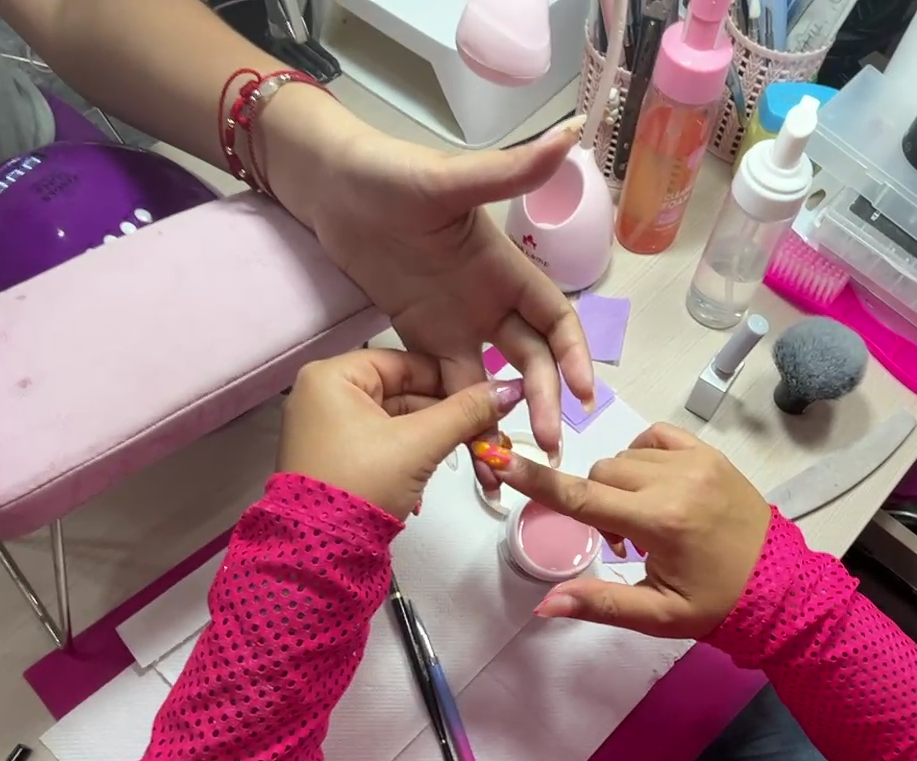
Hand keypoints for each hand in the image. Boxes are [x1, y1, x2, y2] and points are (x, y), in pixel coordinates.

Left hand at [265, 89, 593, 467]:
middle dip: (543, 404)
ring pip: (491, 385)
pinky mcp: (425, 342)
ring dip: (503, 424)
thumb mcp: (451, 180)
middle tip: (549, 448)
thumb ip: (509, 172)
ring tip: (508, 471)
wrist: (331, 190)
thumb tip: (572, 134)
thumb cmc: (390, 177)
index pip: (554, 321)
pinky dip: (460, 422)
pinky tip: (468, 454)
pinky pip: (449, 390)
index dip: (575, 357)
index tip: (585, 396)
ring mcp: (458, 327)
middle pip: (529, 363)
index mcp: (506, 271)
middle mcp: (490, 304)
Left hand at [278, 349, 523, 518]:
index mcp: (333, 376)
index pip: (406, 363)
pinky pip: (380, 442)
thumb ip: (467, 412)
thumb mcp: (421, 444)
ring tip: (461, 455)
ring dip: (430, 439)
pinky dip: (407, 454)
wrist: (322, 549)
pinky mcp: (333, 457)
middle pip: (401, 392)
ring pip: (395, 420)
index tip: (484, 400)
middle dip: (443, 416)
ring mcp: (326, 428)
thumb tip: (511, 389)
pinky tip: (427, 475)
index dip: (450, 380)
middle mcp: (323, 394)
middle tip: (480, 433)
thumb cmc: (365, 482)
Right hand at [480, 424, 770, 637]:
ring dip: (619, 486)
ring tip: (646, 521)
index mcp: (661, 523)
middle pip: (600, 474)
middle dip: (596, 504)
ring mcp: (696, 461)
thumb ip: (600, 604)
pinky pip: (655, 436)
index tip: (500, 458)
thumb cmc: (714, 605)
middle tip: (624, 542)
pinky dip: (641, 456)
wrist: (779, 587)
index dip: (537, 481)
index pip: (582, 498)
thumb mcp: (657, 616)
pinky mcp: (709, 454)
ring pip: (624, 457)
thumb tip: (545, 605)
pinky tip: (653, 486)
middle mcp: (675, 482)